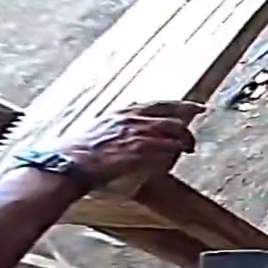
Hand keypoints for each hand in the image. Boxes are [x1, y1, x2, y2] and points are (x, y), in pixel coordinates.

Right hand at [55, 101, 202, 182]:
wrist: (67, 163)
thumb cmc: (80, 149)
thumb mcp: (100, 126)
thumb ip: (122, 123)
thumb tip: (143, 124)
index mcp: (122, 113)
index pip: (161, 105)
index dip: (184, 105)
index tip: (200, 107)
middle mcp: (133, 120)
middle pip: (176, 122)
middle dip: (187, 133)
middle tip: (190, 143)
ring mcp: (140, 134)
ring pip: (177, 136)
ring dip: (184, 144)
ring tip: (185, 151)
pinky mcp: (144, 149)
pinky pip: (171, 149)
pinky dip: (174, 154)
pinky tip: (171, 159)